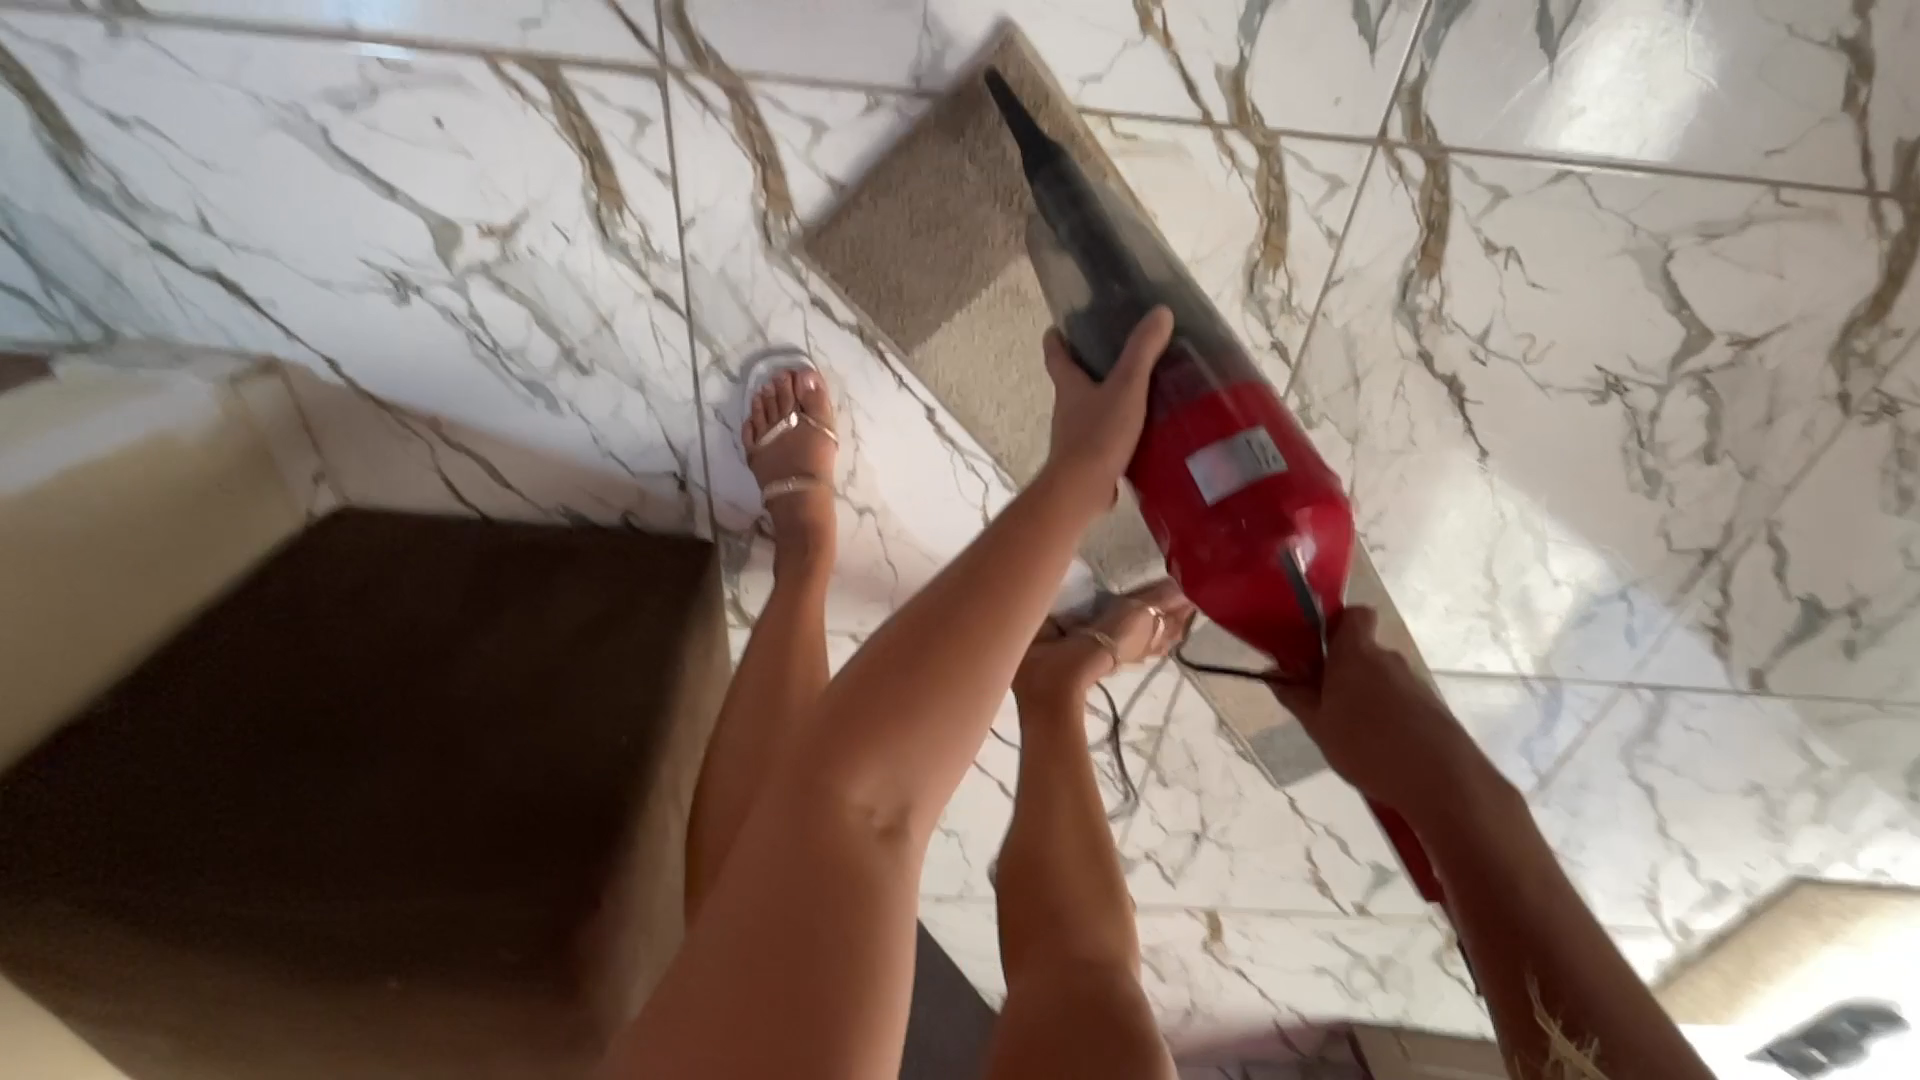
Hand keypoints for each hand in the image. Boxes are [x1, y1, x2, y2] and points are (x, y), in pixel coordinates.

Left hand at [1039, 306, 1173, 508]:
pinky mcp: (1087, 460)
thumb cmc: (1098, 434)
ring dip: (1106, 399)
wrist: (1082, 489)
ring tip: (1136, 391)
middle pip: (1073, 382)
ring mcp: (1074, 437)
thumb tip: (1160, 312)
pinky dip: (1117, 429)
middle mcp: (1066, 409)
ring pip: (1089, 410)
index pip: (1056, 356)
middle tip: (1113, 353)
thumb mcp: (1126, 387)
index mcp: (1069, 386)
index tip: (1057, 327)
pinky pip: (1103, 437)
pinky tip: (1141, 430)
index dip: (1056, 340)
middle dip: (1087, 367)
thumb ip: (1142, 351)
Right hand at [1273, 607, 1507, 819]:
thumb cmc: (1368, 747)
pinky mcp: (1431, 707)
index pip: (1353, 615)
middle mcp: (1387, 659)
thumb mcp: (1318, 726)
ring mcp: (1413, 683)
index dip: (1336, 623)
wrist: (1445, 783)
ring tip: (1348, 731)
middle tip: (1321, 699)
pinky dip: (1385, 713)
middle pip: (1362, 651)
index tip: (1317, 647)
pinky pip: (1398, 698)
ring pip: (1379, 677)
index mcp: (1355, 655)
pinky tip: (1377, 746)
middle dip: (1341, 669)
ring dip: (1363, 694)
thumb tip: (1273, 672)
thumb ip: (1295, 696)